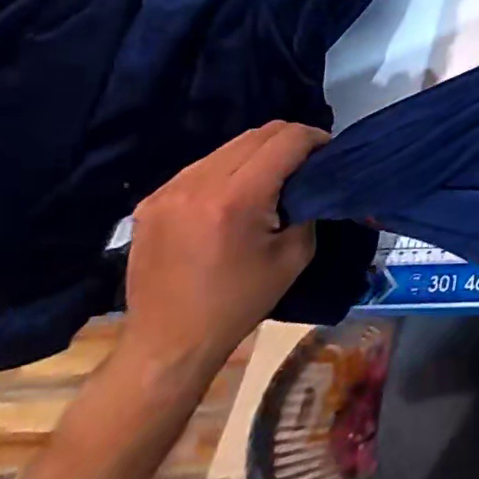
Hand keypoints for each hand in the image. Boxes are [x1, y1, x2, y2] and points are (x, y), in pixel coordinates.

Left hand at [121, 121, 326, 372]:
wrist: (167, 344)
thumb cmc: (238, 303)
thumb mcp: (294, 256)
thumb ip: (308, 205)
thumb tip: (314, 177)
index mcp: (237, 199)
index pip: (286, 139)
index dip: (315, 138)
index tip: (327, 153)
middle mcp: (199, 183)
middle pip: (259, 134)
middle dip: (290, 141)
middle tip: (306, 163)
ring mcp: (169, 189)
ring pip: (230, 146)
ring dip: (258, 153)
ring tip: (271, 179)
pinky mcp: (151, 200)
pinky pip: (203, 165)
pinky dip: (228, 169)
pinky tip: (234, 196)